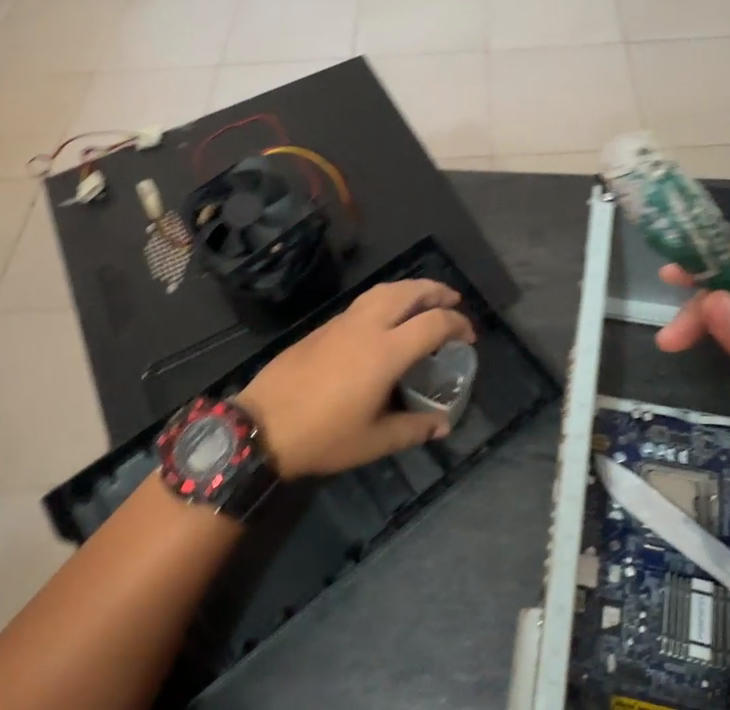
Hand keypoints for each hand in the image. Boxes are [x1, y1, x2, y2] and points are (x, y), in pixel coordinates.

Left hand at [236, 279, 474, 478]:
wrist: (261, 426)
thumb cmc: (323, 436)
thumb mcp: (374, 441)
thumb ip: (413, 429)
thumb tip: (442, 424)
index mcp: (385, 352)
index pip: (433, 323)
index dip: (458, 324)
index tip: (469, 337)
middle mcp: (366, 327)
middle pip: (408, 292)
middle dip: (436, 291)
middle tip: (454, 300)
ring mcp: (340, 323)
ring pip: (382, 290)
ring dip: (409, 288)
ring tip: (424, 300)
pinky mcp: (322, 328)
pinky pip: (363, 301)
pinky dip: (385, 298)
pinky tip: (386, 317)